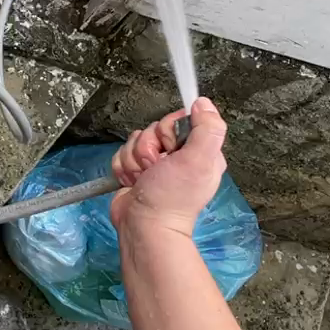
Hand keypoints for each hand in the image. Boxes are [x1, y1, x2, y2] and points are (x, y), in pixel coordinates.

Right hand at [109, 98, 227, 239]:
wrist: (144, 226)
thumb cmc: (171, 198)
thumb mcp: (199, 160)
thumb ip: (208, 129)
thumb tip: (203, 103)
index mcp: (200, 150)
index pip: (179, 119)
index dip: (168, 130)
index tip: (170, 148)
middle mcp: (178, 155)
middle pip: (154, 128)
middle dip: (148, 148)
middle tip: (156, 168)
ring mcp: (155, 163)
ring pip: (135, 140)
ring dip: (134, 160)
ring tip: (144, 179)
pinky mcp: (135, 170)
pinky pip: (122, 153)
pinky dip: (123, 168)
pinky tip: (133, 182)